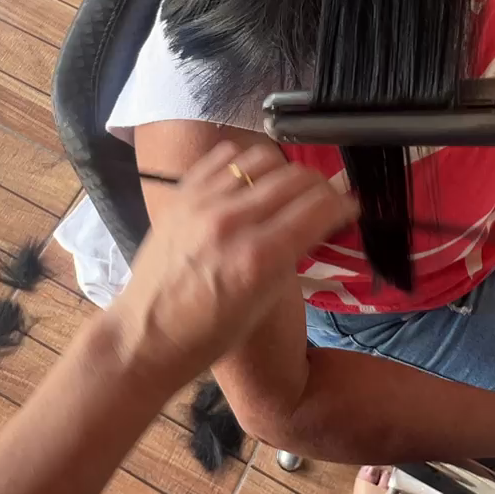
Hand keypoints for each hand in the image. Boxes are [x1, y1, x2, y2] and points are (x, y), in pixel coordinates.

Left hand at [108, 142, 356, 385]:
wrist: (145, 336)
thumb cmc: (210, 335)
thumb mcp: (265, 303)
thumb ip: (292, 254)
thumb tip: (318, 219)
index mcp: (259, 258)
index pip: (319, 208)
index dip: (343, 204)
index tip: (349, 207)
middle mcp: (233, 221)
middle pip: (297, 178)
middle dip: (321, 186)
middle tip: (324, 198)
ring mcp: (203, 202)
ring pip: (263, 158)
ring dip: (285, 169)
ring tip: (286, 187)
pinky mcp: (182, 194)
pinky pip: (223, 156)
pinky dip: (245, 162)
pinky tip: (250, 179)